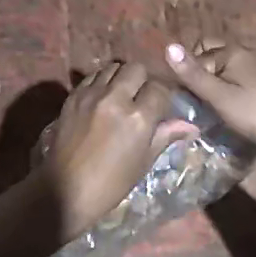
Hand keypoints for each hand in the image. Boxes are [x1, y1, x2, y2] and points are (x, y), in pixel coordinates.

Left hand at [40, 62, 198, 239]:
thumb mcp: (144, 162)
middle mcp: (115, 98)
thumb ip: (165, 135)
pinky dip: (102, 82)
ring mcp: (91, 94)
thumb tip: (190, 126)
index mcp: (138, 118)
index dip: (164, 97)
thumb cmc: (111, 183)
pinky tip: (103, 98)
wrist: (65, 189)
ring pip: (113, 67)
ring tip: (122, 94)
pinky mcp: (73, 95)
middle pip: (136, 69)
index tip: (162, 106)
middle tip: (142, 97)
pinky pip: (93, 76)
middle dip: (143, 80)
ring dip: (122, 77)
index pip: (160, 89)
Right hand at [165, 40, 255, 155]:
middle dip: (199, 72)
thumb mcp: (220, 97)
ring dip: (214, 81)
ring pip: (225, 67)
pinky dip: (229, 88)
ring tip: (209, 107)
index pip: (196, 54)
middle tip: (195, 99)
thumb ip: (193, 74)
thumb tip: (168, 46)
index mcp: (231, 51)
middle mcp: (245, 52)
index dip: (186, 75)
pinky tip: (230, 108)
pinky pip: (238, 77)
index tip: (183, 99)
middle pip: (211, 54)